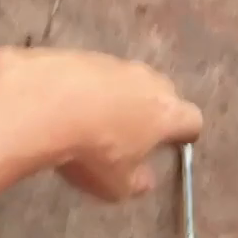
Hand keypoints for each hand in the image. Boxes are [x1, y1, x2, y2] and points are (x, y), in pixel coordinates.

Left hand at [0, 47, 202, 201]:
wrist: (45, 100)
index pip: (192, 119)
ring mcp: (115, 63)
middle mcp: (148, 81)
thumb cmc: (93, 150)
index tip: (174, 145)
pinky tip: (70, 103)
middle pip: (164, 92)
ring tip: (97, 118)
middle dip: (154, 110)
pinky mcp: (83, 53)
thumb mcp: (116, 184)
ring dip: (120, 96)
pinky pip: (97, 72)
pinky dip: (90, 86)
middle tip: (136, 132)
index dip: (185, 133)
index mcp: (166, 112)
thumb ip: (137, 183)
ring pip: (129, 79)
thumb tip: (145, 180)